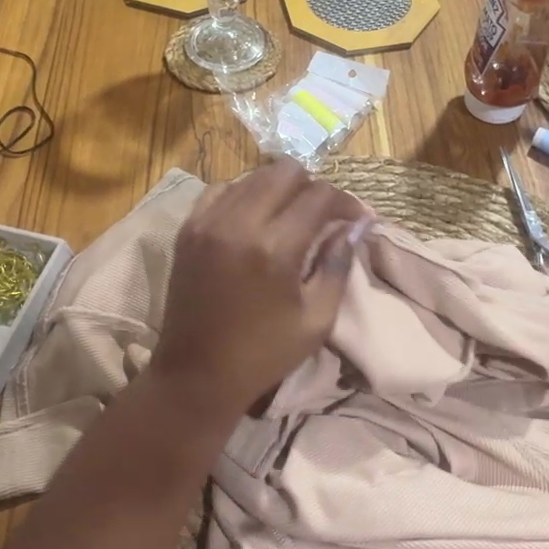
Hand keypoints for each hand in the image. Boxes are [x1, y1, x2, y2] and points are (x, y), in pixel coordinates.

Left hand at [152, 160, 371, 417]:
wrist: (196, 375)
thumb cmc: (263, 355)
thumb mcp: (317, 320)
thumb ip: (338, 266)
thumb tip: (352, 228)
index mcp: (274, 248)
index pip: (320, 196)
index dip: (347, 202)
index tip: (359, 219)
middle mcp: (239, 223)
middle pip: (286, 172)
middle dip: (314, 187)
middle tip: (325, 215)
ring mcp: (207, 222)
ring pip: (254, 176)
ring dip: (280, 188)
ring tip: (293, 215)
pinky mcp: (188, 229)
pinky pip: (221, 189)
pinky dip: (245, 194)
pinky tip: (256, 216)